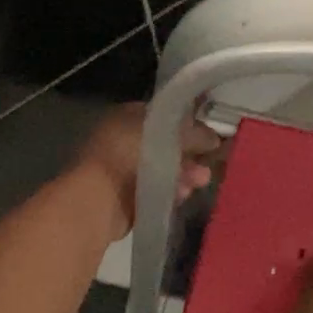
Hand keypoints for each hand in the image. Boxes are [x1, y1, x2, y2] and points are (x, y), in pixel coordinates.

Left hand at [73, 103, 220, 236]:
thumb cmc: (128, 155)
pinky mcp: (130, 197)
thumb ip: (193, 133)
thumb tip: (214, 138)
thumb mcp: (166, 133)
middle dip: (190, 153)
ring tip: (200, 181)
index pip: (164, 114)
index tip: (209, 133)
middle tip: (209, 160)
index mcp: (127, 116)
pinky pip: (158, 191)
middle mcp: (125, 140)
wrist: (98, 198)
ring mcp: (126, 170)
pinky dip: (171, 191)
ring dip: (185, 174)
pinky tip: (183, 194)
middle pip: (167, 144)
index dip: (187, 122)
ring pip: (164, 169)